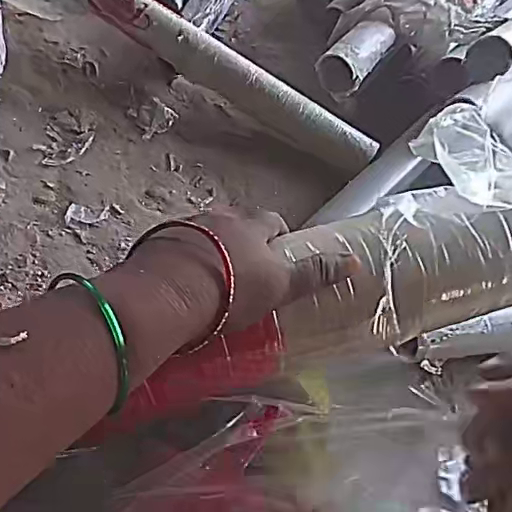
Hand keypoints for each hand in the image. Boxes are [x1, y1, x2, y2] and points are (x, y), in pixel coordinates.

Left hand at [130, 208, 357, 333]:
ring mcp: (185, 228)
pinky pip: (174, 245)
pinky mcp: (156, 242)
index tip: (277, 254)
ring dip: (209, 245)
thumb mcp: (278, 286)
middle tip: (242, 266)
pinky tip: (180, 278)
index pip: (272, 222)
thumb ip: (313, 274)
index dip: (277, 237)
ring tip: (209, 273)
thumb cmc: (231, 291)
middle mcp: (219, 218)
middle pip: (235, 221)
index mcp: (252, 227)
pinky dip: (181, 256)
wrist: (169, 292)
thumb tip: (355, 262)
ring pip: (204, 231)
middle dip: (241, 237)